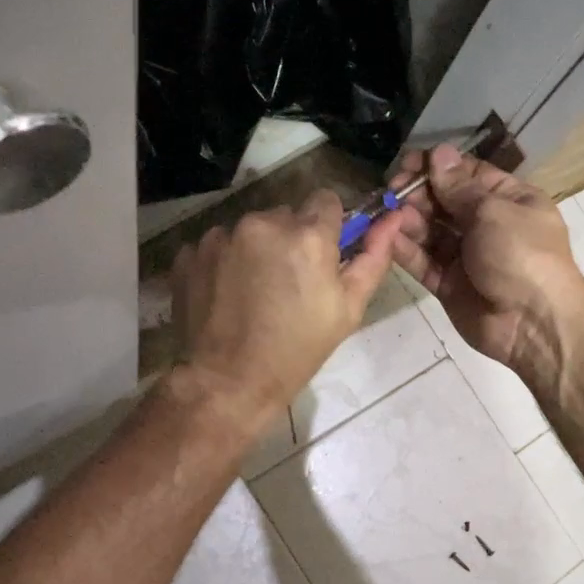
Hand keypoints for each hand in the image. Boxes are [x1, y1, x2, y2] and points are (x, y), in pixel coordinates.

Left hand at [171, 191, 402, 429]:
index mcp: (308, 235)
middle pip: (286, 215)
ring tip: (254, 293)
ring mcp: (221, 236)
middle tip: (289, 283)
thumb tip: (393, 219)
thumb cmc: (298, 351)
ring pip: (250, 230)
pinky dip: (224, 263)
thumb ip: (373, 258)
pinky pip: (217, 246)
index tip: (323, 256)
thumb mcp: (348, 309)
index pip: (326, 200)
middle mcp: (263, 223)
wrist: (228, 382)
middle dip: (291, 239)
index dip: (328, 227)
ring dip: (256, 250)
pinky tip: (227, 296)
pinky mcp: (190, 253)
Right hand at [390, 144, 583, 377]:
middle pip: (445, 202)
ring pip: (431, 232)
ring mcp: (467, 257)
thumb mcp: (493, 211)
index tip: (407, 163)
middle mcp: (488, 225)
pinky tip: (387, 238)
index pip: (467, 175)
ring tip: (388, 213)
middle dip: (418, 194)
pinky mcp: (449, 285)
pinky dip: (407, 250)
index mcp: (509, 200)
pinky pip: (424, 262)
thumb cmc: (521, 254)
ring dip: (409, 220)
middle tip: (392, 190)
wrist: (534, 323)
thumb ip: (459, 187)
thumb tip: (439, 153)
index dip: (437, 167)